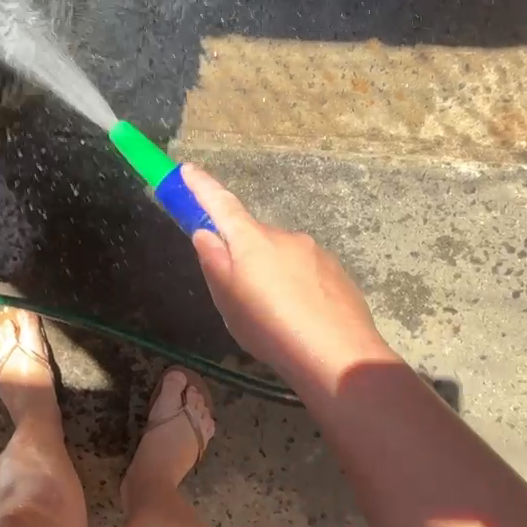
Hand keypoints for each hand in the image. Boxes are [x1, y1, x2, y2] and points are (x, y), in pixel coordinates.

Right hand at [182, 166, 392, 390]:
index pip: (220, 203)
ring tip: (274, 315)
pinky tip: (300, 318)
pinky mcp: (338, 274)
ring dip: (272, 274)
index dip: (201, 185)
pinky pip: (306, 273)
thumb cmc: (271, 327)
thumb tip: (206, 233)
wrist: (340, 357)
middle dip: (242, 255)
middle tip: (238, 293)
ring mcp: (315, 253)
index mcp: (251, 239)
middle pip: (253, 236)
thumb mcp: (227, 299)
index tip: (187, 169)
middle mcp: (285, 236)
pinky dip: (296, 287)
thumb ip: (213, 262)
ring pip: (281, 256)